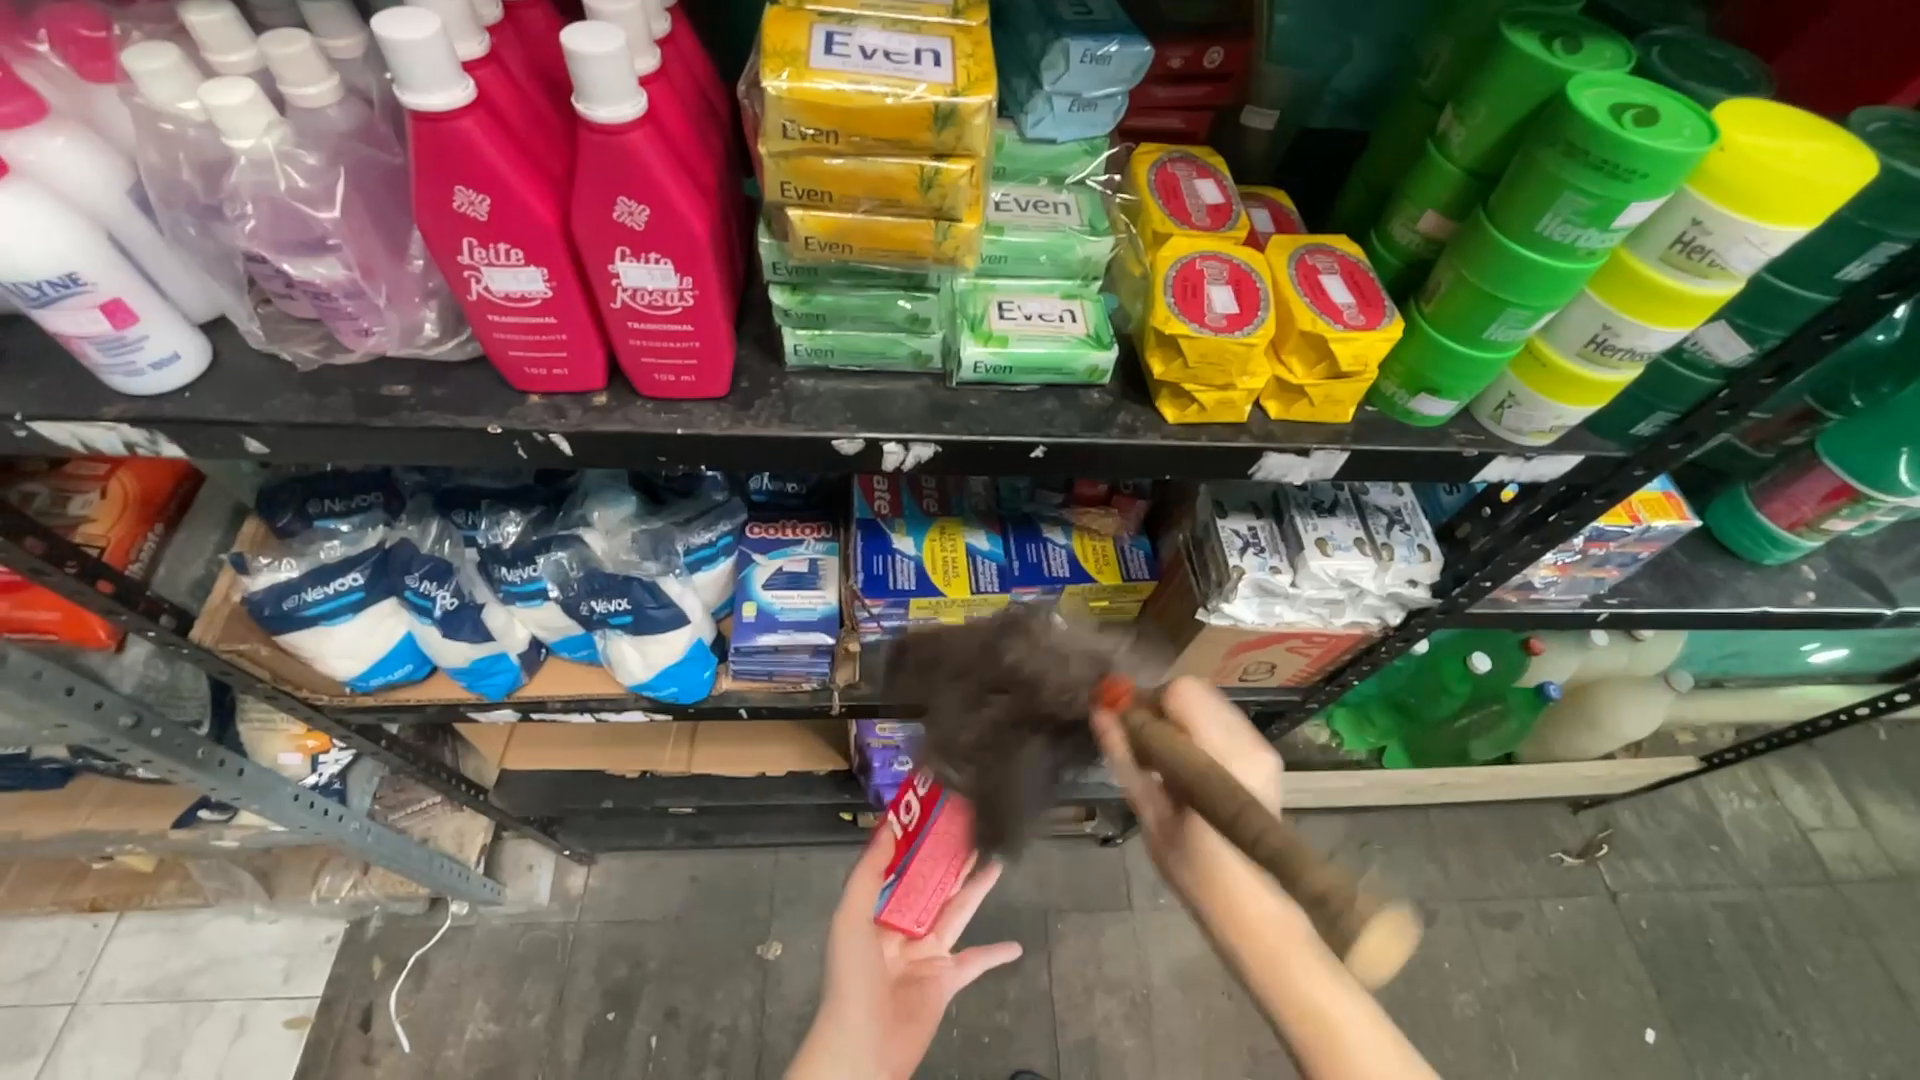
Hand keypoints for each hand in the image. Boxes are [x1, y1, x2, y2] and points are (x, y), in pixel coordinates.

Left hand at [786, 827, 1023, 1079]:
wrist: (863, 1045)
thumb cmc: (853, 976)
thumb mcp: (851, 918)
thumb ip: (869, 874)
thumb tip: (887, 829)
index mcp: (876, 915)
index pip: (900, 873)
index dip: (917, 847)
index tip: (935, 819)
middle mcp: (903, 932)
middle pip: (933, 889)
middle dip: (951, 863)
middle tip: (973, 833)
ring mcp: (927, 956)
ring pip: (956, 914)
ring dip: (976, 890)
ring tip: (997, 863)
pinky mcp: (946, 982)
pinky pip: (975, 963)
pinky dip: (995, 955)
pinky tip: (1015, 946)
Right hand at [1091, 677, 1289, 911]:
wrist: (1251, 904)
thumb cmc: (1195, 868)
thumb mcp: (1150, 813)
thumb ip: (1126, 757)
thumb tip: (1099, 712)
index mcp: (1222, 757)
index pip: (1180, 693)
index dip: (1144, 702)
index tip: (1120, 722)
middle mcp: (1248, 742)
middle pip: (1194, 691)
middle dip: (1158, 706)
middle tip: (1134, 738)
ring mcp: (1261, 747)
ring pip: (1207, 702)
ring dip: (1175, 717)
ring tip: (1156, 754)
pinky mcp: (1264, 755)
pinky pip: (1220, 720)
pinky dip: (1193, 728)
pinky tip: (1180, 762)